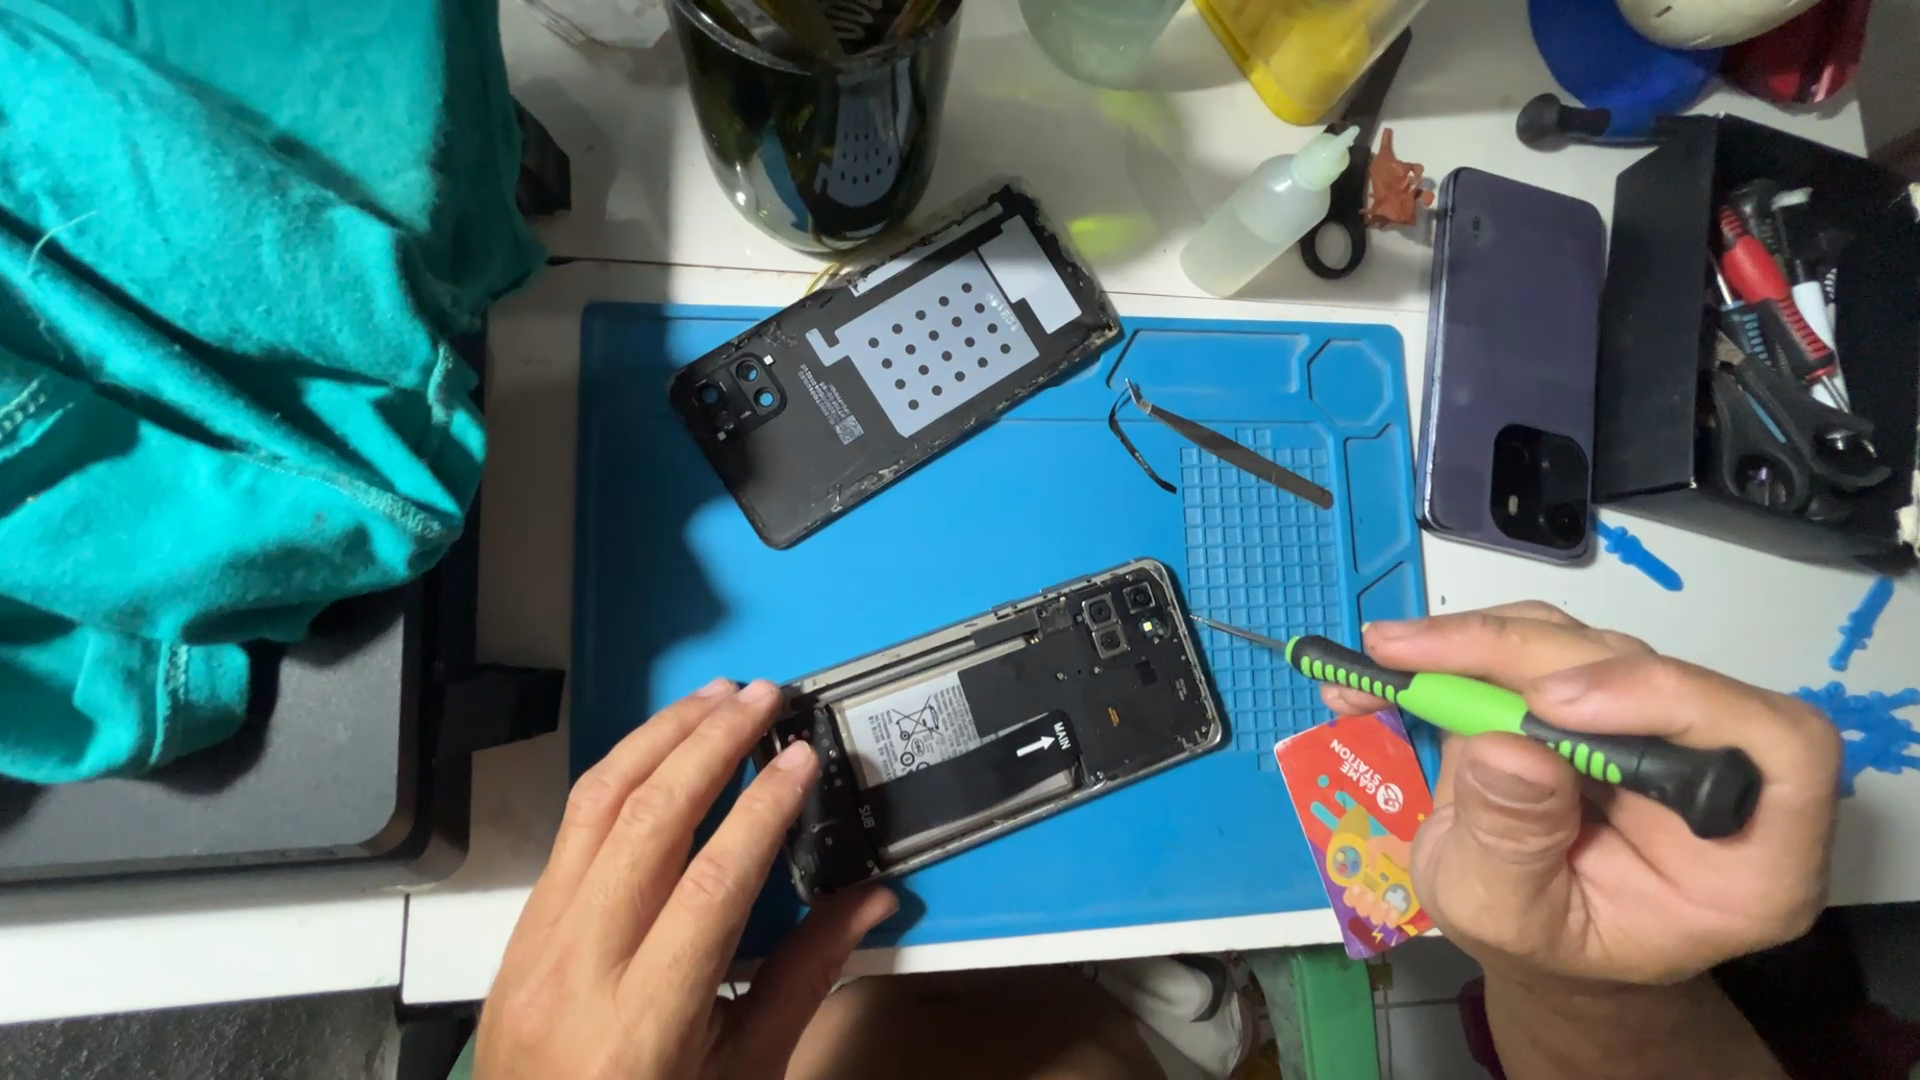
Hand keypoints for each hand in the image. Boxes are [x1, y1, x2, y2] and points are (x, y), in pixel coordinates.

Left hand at [476, 678, 898, 1079]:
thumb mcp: (746, 1070)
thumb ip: (808, 973)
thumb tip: (876, 898)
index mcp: (645, 1019)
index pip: (714, 884)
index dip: (764, 810)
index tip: (801, 757)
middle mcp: (580, 964)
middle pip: (649, 820)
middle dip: (712, 743)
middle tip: (763, 696)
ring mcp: (539, 937)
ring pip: (598, 803)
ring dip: (662, 735)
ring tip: (715, 695)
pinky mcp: (523, 923)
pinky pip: (574, 822)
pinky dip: (624, 764)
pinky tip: (663, 741)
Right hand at [1320, 603, 1840, 987]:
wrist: (1524, 934)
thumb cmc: (1536, 945)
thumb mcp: (1506, 914)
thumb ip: (1513, 841)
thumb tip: (1505, 746)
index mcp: (1739, 850)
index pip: (1767, 742)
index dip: (1667, 698)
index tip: (1548, 702)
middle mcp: (1697, 767)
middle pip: (1633, 668)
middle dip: (1509, 652)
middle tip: (1404, 654)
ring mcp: (1626, 722)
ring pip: (1565, 641)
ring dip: (1465, 640)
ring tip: (1381, 659)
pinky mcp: (1560, 699)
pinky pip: (1509, 650)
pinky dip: (1438, 652)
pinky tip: (1377, 673)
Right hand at [1342, 834, 1415, 927]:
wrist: (1440, 872)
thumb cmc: (1412, 856)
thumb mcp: (1388, 843)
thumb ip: (1373, 848)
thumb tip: (1369, 867)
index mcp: (1377, 871)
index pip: (1356, 884)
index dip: (1352, 888)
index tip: (1357, 887)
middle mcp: (1384, 887)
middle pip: (1362, 902)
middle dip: (1361, 901)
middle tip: (1369, 896)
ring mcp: (1396, 903)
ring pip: (1374, 914)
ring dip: (1374, 910)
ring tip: (1383, 904)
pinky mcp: (1409, 916)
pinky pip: (1392, 922)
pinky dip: (1389, 918)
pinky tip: (1393, 911)